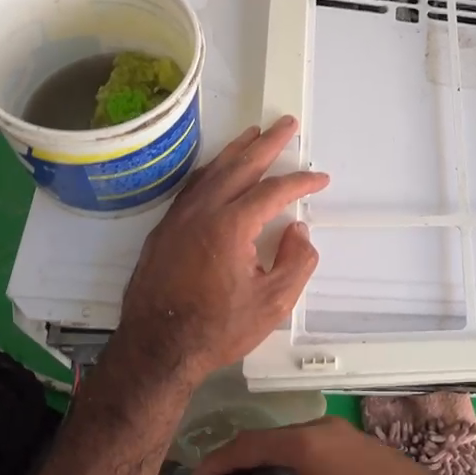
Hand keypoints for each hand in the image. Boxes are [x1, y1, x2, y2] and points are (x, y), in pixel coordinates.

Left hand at [110, 117, 329, 384]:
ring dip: (236, 150)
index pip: (273, 191)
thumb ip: (296, 261)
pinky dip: (211, 171)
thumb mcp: (272, 302)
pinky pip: (192, 187)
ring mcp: (178, 219)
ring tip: (253, 134)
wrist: (156, 351)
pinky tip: (217, 170)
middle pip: (239, 166)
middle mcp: (202, 212)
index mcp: (231, 225)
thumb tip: (298, 231)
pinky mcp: (163, 231)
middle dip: (267, 143)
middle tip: (285, 124)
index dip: (300, 181)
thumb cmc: (217, 329)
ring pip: (211, 172)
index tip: (319, 178)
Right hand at [189, 416, 475, 474]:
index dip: (217, 462)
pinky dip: (296, 462)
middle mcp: (322, 426)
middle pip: (272, 438)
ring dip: (271, 462)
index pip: (247, 444)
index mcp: (303, 442)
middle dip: (243, 461)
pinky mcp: (363, 444)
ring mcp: (346, 432)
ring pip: (296, 442)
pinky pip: (317, 447)